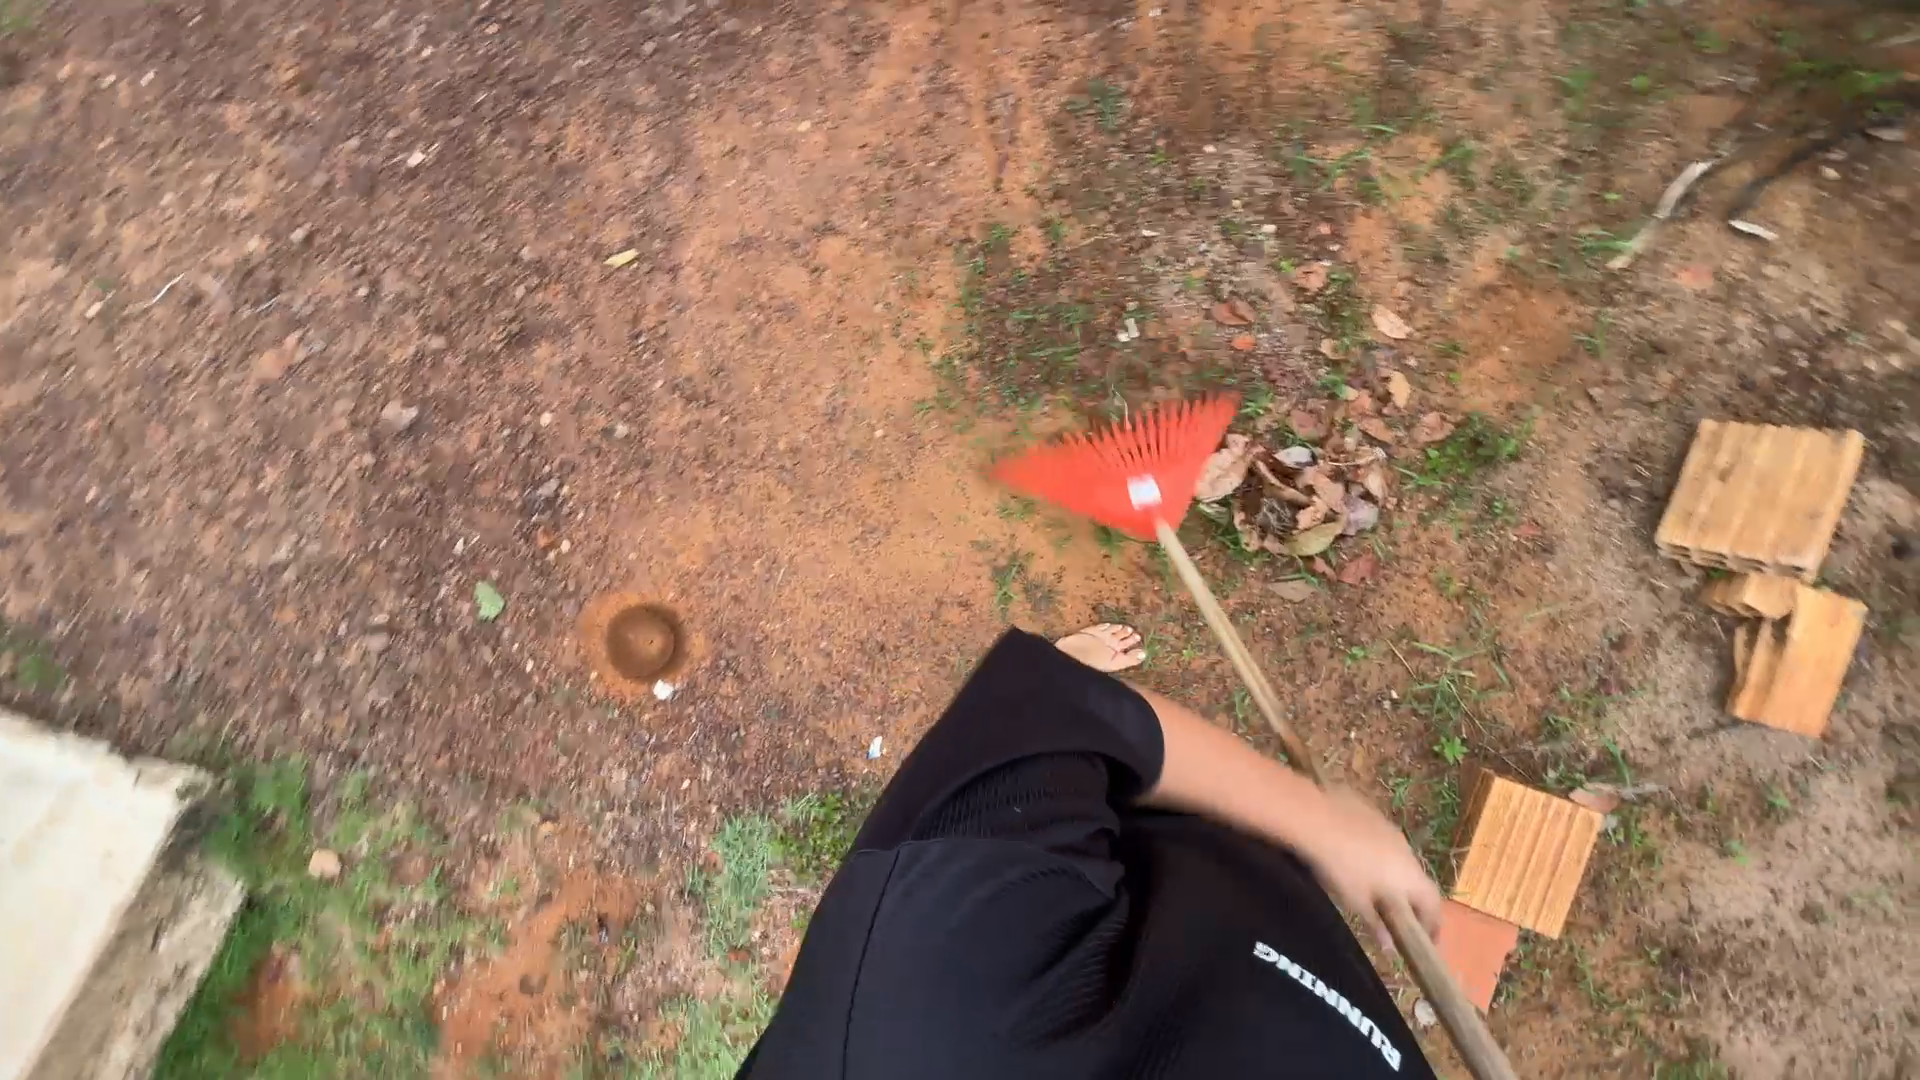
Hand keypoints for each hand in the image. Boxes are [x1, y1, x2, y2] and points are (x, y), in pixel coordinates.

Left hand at [1295, 787, 1443, 951]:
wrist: (1316, 818)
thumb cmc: (1341, 867)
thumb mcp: (1357, 902)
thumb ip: (1377, 925)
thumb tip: (1391, 948)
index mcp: (1412, 877)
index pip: (1434, 905)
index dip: (1432, 924)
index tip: (1424, 938)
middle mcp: (1408, 851)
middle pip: (1417, 879)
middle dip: (1410, 897)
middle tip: (1397, 911)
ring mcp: (1390, 828)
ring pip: (1398, 856)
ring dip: (1391, 871)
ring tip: (1374, 882)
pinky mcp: (1370, 811)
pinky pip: (1379, 836)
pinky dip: (1373, 849)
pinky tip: (1354, 852)